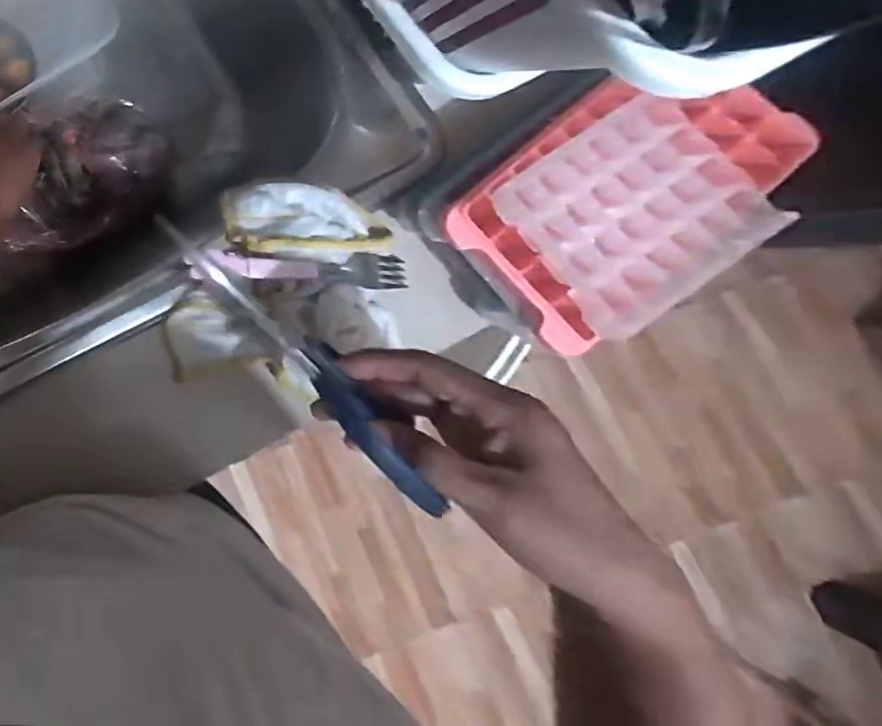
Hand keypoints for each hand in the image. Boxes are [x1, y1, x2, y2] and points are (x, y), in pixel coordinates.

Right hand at [329, 350, 706, 645]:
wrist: (620, 581)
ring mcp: (489, 429)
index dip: (378, 364)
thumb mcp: (488, 497)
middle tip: (324, 399)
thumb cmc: (560, 532)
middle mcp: (494, 408)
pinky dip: (399, 430)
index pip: (428, 369)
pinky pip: (431, 428)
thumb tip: (368, 427)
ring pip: (421, 403)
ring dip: (380, 408)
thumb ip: (425, 457)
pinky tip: (372, 441)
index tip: (335, 369)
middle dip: (370, 387)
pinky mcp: (484, 450)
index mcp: (503, 407)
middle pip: (420, 382)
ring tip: (338, 420)